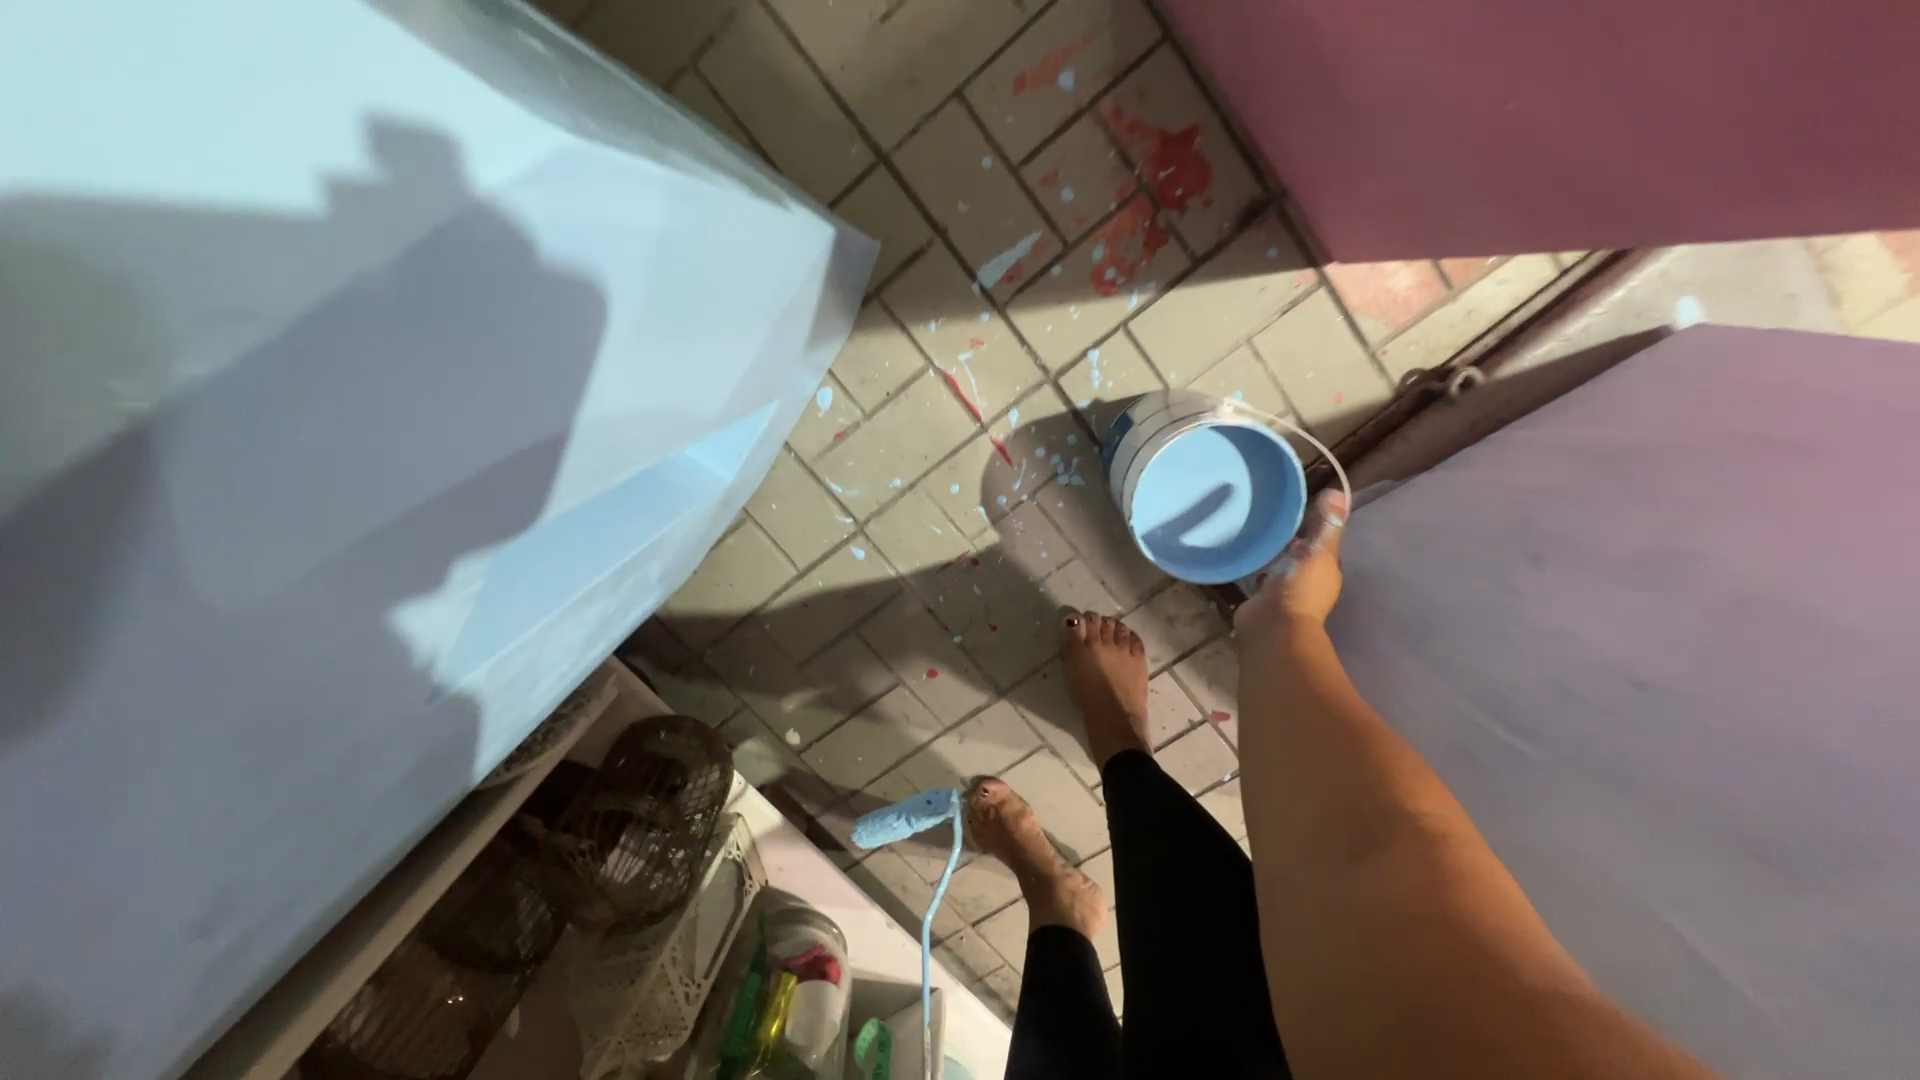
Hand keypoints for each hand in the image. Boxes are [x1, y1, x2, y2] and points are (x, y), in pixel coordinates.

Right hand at [1235, 490, 1347, 633]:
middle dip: (1286, 535)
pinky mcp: (1259, 595)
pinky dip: (1251, 562)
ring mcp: (1282, 588)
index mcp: (1325, 568)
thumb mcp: (1318, 552)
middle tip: (1266, 509)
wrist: (1272, 626)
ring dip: (1267, 548)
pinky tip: (1239, 547)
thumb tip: (1338, 492)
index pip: (1320, 539)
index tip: (1294, 502)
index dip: (1312, 522)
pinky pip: (1256, 572)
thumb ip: (1326, 525)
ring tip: (1250, 523)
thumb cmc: (1299, 587)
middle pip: (1297, 550)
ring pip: (1276, 561)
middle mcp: (1306, 577)